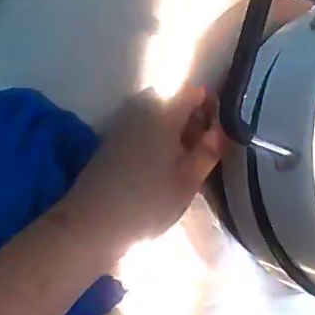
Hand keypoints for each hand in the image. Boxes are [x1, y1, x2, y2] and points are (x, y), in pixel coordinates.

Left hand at [60, 85, 225, 249]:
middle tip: (202, 150)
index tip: (219, 131)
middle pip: (173, 100)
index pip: (194, 91)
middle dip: (191, 119)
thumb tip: (221, 129)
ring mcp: (123, 124)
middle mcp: (142, 109)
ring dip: (173, 131)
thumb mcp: (188, 182)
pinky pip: (141, 128)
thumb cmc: (148, 203)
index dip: (211, 105)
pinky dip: (155, 139)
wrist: (92, 223)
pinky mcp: (111, 141)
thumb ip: (207, 152)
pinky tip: (160, 167)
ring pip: (157, 116)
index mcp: (165, 113)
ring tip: (182, 162)